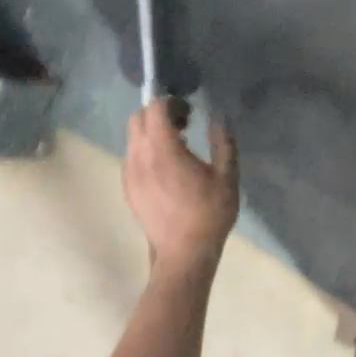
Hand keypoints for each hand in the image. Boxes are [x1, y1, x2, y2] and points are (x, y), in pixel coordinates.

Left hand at [123, 99, 239, 273]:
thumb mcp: (227, 177)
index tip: (190, 112)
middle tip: (184, 125)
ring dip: (152, 134)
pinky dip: (146, 152)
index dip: (173, 102)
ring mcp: (129, 173)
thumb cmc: (208, 215)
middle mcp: (139, 155)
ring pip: (133, 138)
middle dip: (159, 114)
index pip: (156, 107)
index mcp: (163, 148)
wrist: (183, 254)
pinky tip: (166, 170)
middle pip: (138, 118)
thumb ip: (223, 142)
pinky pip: (132, 157)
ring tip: (177, 149)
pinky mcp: (128, 188)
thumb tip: (219, 117)